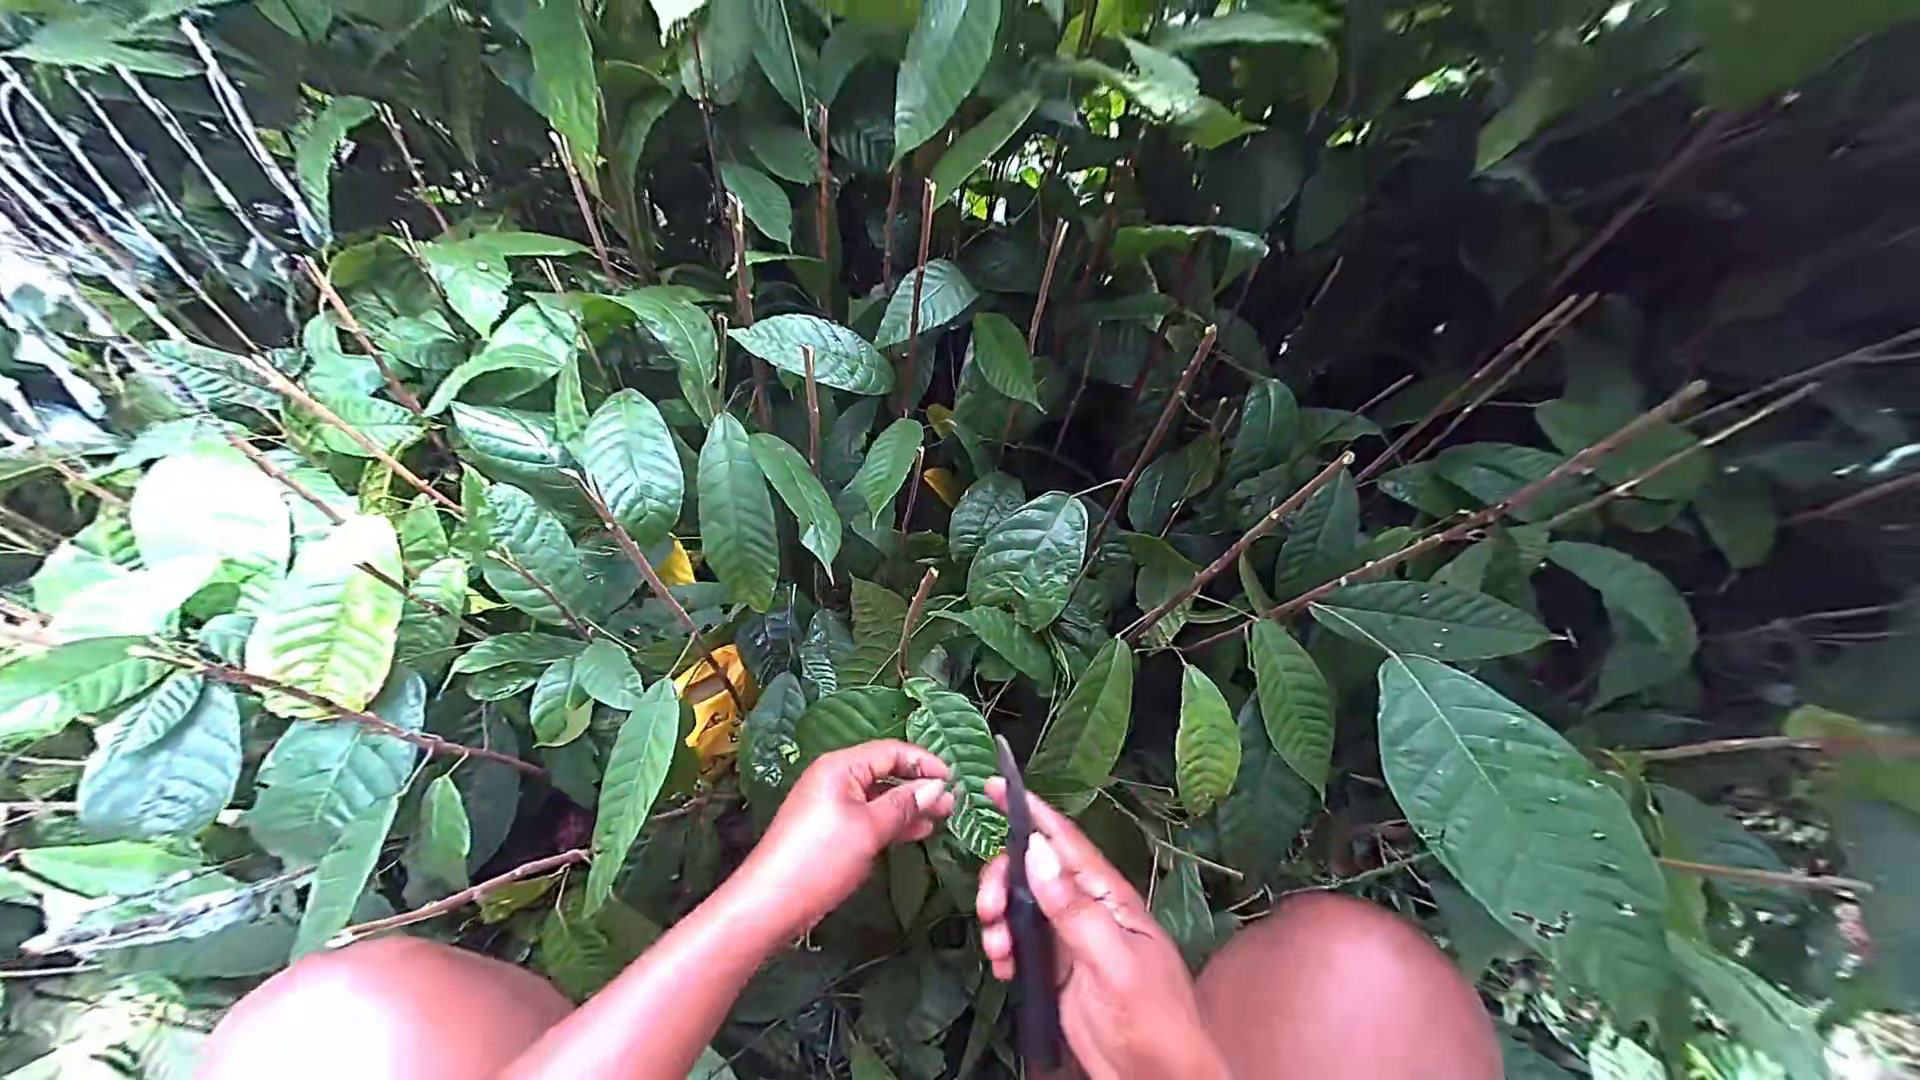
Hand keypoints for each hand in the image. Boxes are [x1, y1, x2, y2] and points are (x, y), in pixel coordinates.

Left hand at [736, 741, 954, 936]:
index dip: (924, 762)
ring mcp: (831, 803)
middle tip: (951, 803)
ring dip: (907, 806)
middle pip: (885, 771)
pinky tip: (913, 832)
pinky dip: (889, 821)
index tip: (954, 779)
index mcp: (841, 766)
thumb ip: (905, 804)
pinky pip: (867, 814)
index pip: (892, 751)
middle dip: (919, 786)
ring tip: (939, 819)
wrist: (768, 905)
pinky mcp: (829, 827)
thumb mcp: (869, 829)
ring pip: (878, 796)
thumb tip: (938, 787)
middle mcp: (835, 777)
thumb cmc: (820, 859)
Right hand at [976, 781, 1229, 1079]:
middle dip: (1002, 880)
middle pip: (1031, 869)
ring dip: (999, 916)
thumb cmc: (1151, 1020)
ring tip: (997, 950)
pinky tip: (1003, 967)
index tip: (993, 785)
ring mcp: (1070, 935)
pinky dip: (1004, 946)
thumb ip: (1074, 908)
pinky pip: (1020, 939)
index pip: (1063, 838)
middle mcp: (1085, 905)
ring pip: (1020, 903)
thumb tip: (1036, 850)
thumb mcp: (1114, 963)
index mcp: (1105, 894)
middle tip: (988, 909)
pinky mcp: (1057, 965)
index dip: (1029, 809)